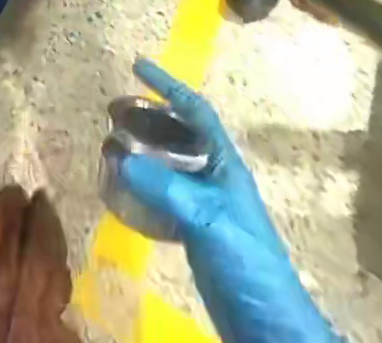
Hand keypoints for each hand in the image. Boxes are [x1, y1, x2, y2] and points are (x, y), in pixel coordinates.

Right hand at [115, 59, 338, 342]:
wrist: (268, 325)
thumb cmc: (247, 262)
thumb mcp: (208, 220)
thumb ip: (166, 189)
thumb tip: (120, 156)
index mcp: (225, 165)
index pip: (195, 111)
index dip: (168, 85)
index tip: (138, 65)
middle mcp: (214, 177)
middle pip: (179, 135)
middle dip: (150, 117)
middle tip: (116, 110)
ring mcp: (204, 205)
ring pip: (169, 165)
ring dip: (143, 151)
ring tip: (113, 144)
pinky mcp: (194, 231)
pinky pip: (162, 197)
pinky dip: (141, 188)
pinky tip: (122, 191)